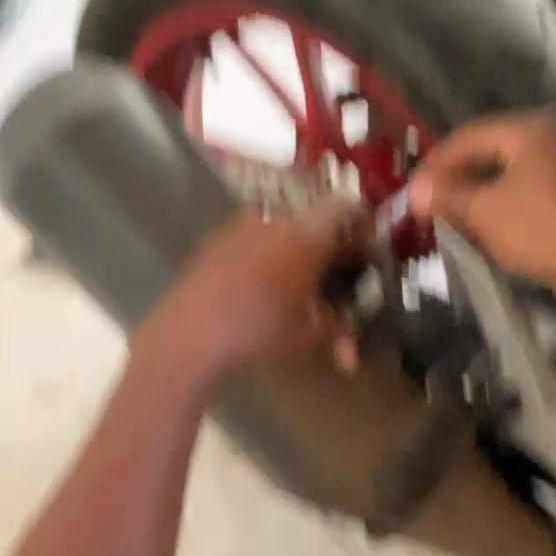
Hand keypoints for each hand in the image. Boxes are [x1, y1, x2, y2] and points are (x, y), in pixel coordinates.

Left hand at [143, 198, 369, 373]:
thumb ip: (336, 331)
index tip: (365, 250)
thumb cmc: (259, 331)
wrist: (189, 334)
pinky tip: (259, 292)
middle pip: (312, 222)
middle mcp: (275, 220)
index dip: (362, 224)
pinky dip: (265, 261)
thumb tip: (350, 348)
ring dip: (294, 255)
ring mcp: (240, 227)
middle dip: (327, 248)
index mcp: (307, 235)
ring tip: (294, 291)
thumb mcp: (308, 336)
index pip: (346, 207)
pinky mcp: (215, 242)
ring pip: (281, 232)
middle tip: (332, 279)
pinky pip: (252, 243)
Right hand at [407, 112, 555, 304]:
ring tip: (450, 220)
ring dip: (476, 197)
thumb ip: (447, 197)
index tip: (411, 188)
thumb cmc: (541, 228)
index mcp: (527, 131)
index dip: (435, 161)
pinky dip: (500, 210)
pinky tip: (486, 232)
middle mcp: (550, 142)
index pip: (467, 136)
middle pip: (489, 155)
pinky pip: (525, 199)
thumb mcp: (484, 211)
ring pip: (508, 179)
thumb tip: (412, 191)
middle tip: (427, 204)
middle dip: (456, 179)